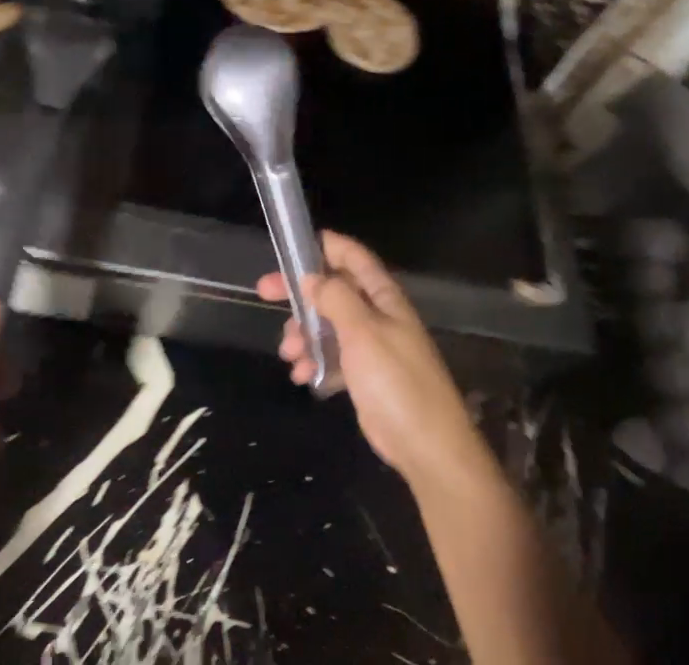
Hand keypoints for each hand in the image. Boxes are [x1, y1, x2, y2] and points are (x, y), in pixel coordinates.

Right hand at [259, 232, 489, 489]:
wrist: (425, 443)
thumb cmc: (395, 380)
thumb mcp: (363, 332)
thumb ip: (336, 299)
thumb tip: (312, 277)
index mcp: (384, 297)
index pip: (354, 258)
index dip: (326, 246)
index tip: (291, 246)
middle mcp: (377, 315)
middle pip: (333, 291)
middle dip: (300, 293)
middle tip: (264, 292)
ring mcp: (371, 346)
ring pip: (327, 326)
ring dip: (303, 334)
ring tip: (289, 354)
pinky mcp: (364, 376)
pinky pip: (332, 358)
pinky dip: (315, 363)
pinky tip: (303, 377)